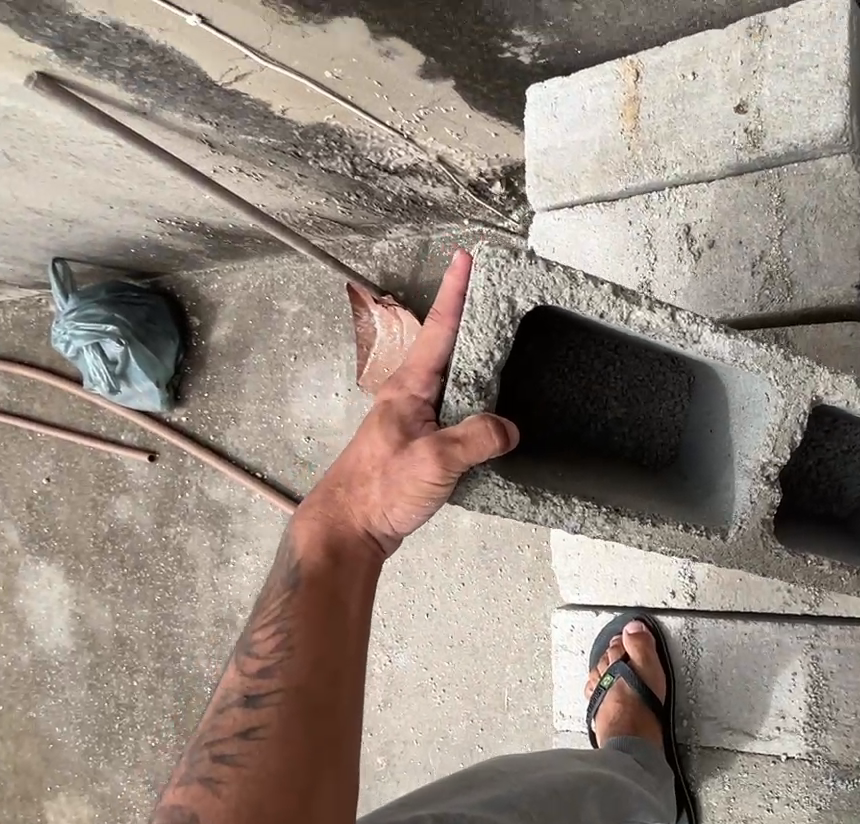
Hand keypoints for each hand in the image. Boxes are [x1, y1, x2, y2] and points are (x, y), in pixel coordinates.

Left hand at [298, 250, 519, 556]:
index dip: (455, 294)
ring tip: (506, 352)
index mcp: (410, 389)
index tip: (467, 260)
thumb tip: (509, 427)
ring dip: (479, 366)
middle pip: (450, 349)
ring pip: (457, 383)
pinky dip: (481, 406)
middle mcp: (413, 398)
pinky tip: (497, 417)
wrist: (351, 526)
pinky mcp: (426, 443)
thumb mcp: (434, 460)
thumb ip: (476, 438)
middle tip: (496, 297)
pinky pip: (460, 414)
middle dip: (472, 320)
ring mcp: (418, 420)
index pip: (439, 331)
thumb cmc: (379, 489)